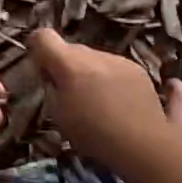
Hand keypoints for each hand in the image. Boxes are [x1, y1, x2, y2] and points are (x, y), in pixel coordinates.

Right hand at [28, 30, 181, 174]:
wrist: (143, 144)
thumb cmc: (94, 135)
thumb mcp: (59, 116)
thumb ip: (52, 89)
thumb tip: (52, 76)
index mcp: (71, 65)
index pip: (44, 38)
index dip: (37, 48)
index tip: (41, 68)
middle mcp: (96, 55)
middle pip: (73, 50)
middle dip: (66, 65)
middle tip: (66, 91)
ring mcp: (121, 61)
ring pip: (96, 59)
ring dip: (90, 72)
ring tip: (95, 100)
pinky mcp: (139, 70)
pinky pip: (115, 68)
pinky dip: (110, 78)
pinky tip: (115, 98)